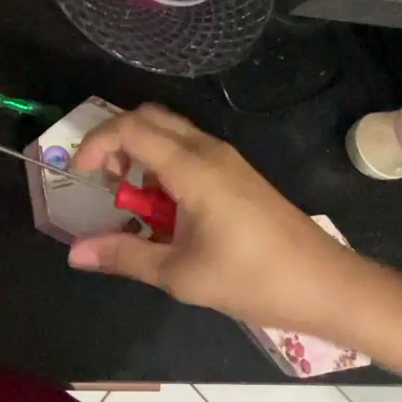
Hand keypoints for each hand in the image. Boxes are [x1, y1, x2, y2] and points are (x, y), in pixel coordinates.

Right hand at [66, 105, 365, 333]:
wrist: (327, 284)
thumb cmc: (253, 279)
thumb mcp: (181, 275)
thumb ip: (125, 256)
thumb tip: (75, 253)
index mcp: (192, 167)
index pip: (130, 128)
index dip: (96, 143)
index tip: (80, 175)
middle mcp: (207, 149)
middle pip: (148, 116)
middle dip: (115, 139)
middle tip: (104, 180)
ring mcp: (226, 157)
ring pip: (169, 129)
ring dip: (140, 151)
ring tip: (133, 199)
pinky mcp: (236, 170)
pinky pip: (188, 146)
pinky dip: (162, 161)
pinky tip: (166, 207)